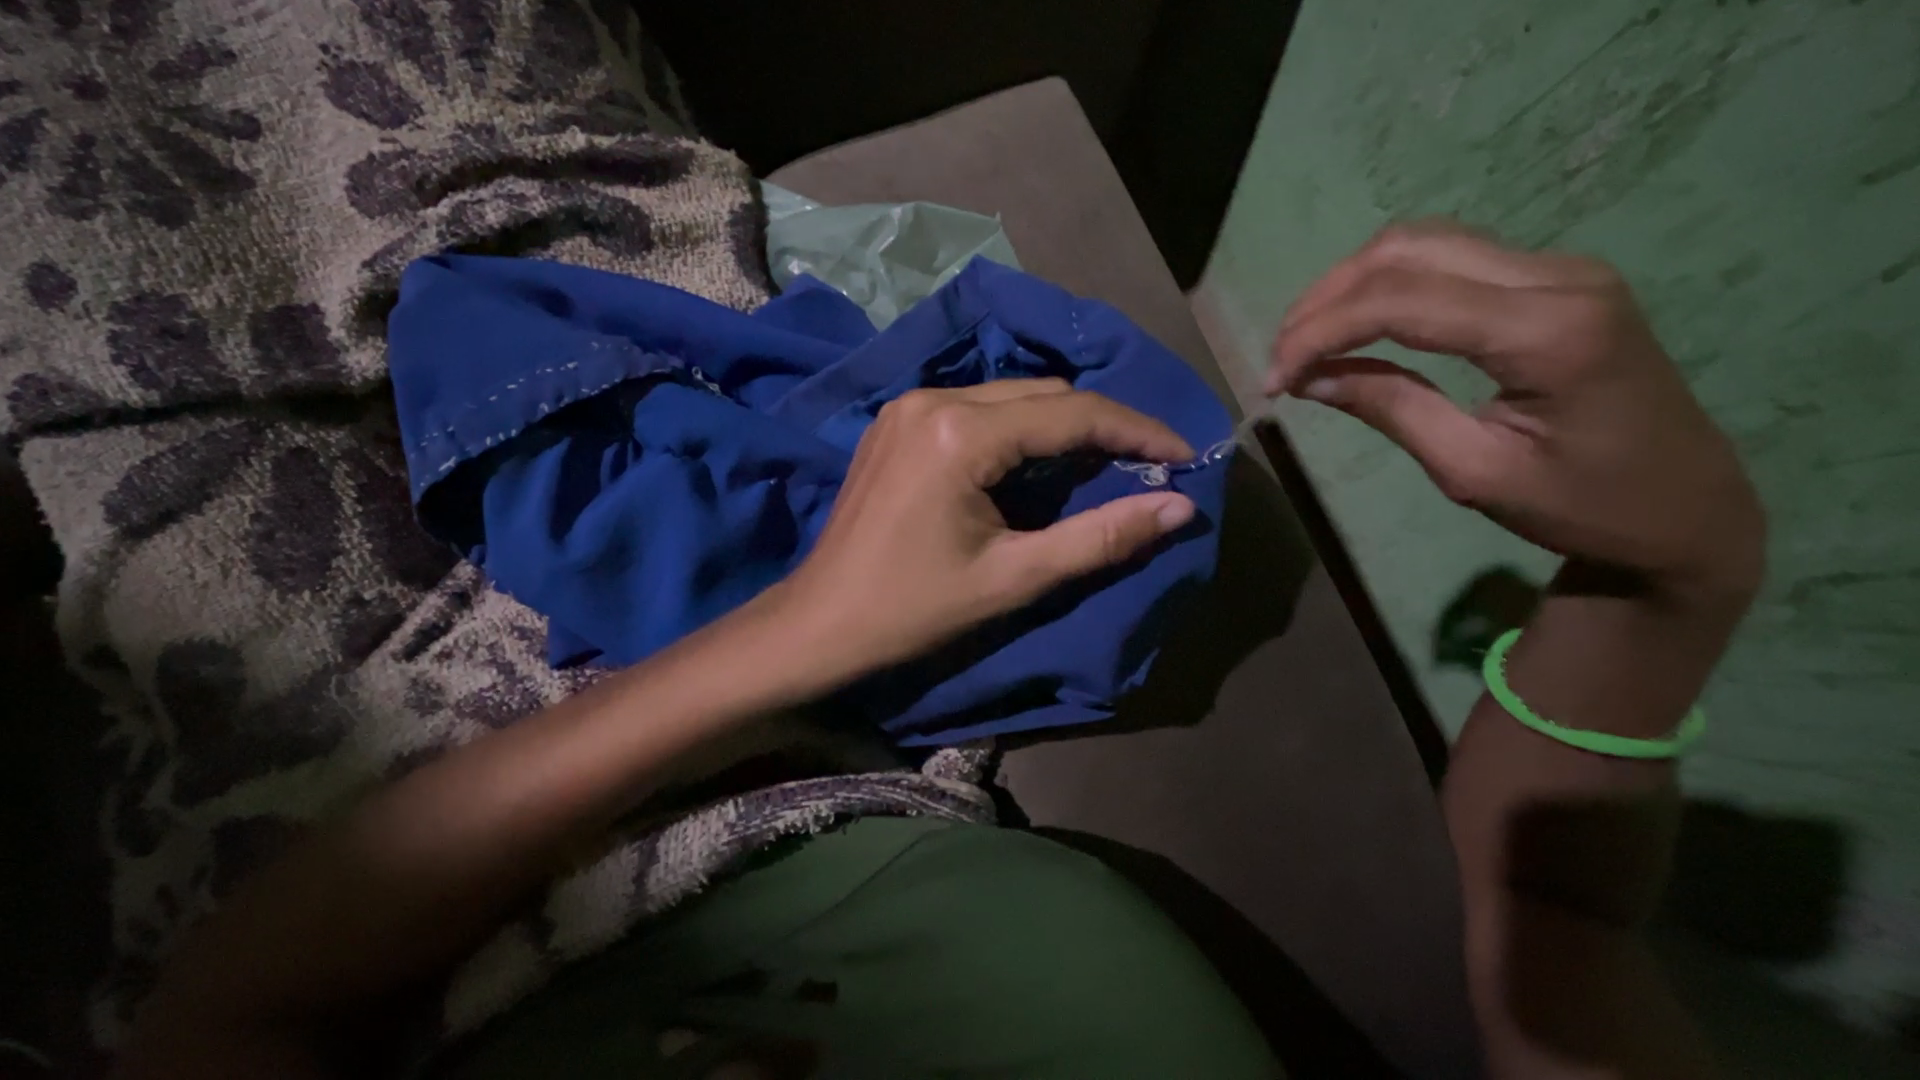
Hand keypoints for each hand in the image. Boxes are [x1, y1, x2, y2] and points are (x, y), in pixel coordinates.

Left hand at [767, 379, 1196, 681]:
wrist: (820, 625)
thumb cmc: (914, 610)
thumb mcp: (1015, 578)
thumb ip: (1100, 538)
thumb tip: (1179, 507)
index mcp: (960, 431)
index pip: (1073, 413)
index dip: (1138, 431)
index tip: (1186, 455)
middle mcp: (933, 397)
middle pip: (1044, 394)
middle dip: (1102, 426)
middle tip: (1146, 468)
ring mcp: (908, 406)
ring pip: (1011, 397)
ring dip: (1061, 427)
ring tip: (1101, 470)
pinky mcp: (897, 423)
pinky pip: (977, 410)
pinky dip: (1019, 431)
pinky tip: (1036, 468)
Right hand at [1266, 221, 1763, 597]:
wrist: (1687, 506)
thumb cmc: (1584, 506)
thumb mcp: (1475, 472)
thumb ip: (1393, 410)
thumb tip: (1310, 379)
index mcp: (1548, 333)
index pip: (1401, 301)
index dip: (1320, 332)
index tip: (1273, 381)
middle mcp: (1558, 277)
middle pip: (1405, 251)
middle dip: (1325, 300)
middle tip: (1282, 359)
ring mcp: (1561, 269)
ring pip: (1423, 243)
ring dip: (1350, 284)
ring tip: (1307, 341)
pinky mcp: (1553, 278)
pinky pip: (1449, 257)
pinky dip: (1387, 285)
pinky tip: (1357, 324)